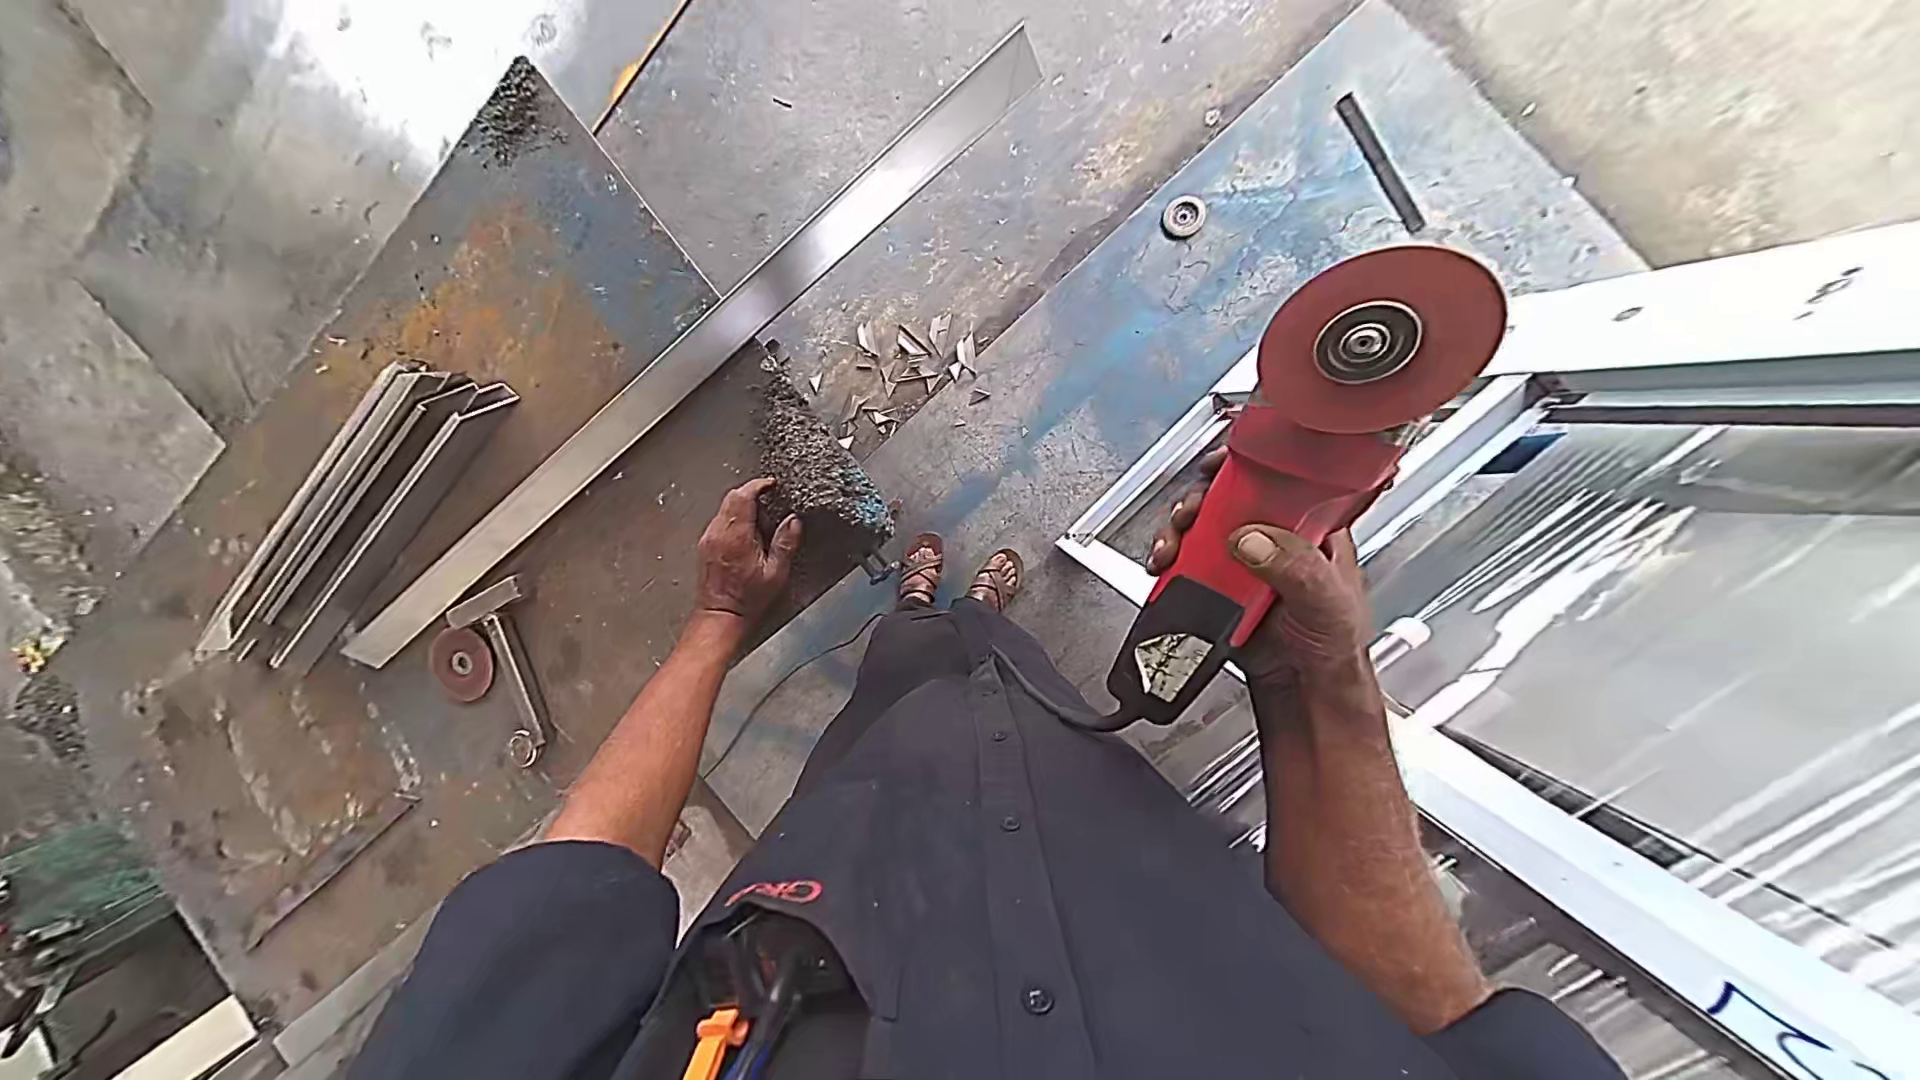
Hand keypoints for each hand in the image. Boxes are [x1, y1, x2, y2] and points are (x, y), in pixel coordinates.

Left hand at [696, 478, 801, 622]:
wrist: (721, 615)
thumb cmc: (748, 599)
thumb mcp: (776, 573)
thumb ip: (785, 543)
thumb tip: (794, 521)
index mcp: (736, 536)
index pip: (743, 496)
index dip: (758, 486)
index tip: (771, 485)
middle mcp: (718, 534)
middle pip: (731, 498)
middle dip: (751, 492)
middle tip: (770, 497)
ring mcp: (709, 539)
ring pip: (725, 508)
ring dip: (743, 506)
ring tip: (762, 518)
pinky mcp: (706, 546)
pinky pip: (720, 521)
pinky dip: (735, 518)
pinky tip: (748, 533)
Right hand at [1144, 448, 1371, 694]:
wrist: (1301, 687)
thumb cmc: (1332, 643)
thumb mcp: (1326, 599)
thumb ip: (1295, 567)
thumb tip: (1251, 540)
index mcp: (1309, 526)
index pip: (1276, 478)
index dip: (1244, 463)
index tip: (1219, 464)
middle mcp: (1270, 535)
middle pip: (1224, 499)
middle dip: (1198, 501)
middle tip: (1190, 514)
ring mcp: (1239, 559)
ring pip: (1199, 527)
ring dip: (1176, 532)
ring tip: (1171, 549)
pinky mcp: (1213, 582)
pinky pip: (1184, 561)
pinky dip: (1168, 561)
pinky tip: (1164, 568)